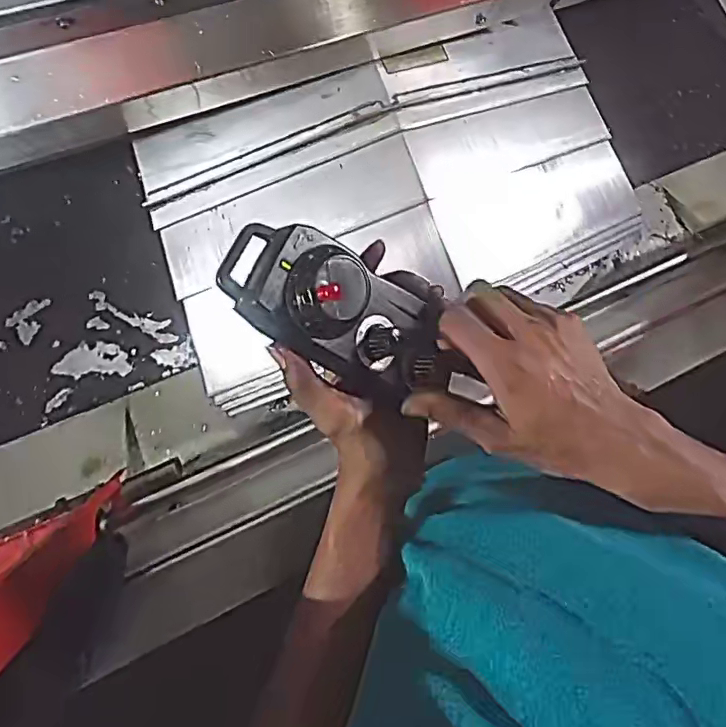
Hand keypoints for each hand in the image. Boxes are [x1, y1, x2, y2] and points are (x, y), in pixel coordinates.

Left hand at [272, 241, 435, 500]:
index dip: (358, 277)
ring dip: (422, 304)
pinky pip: (432, 345)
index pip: (348, 307)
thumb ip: (304, 382)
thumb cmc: (357, 447)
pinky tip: (447, 320)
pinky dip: (440, 330)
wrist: (391, 472)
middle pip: (384, 307)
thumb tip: (277, 348)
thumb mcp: (328, 411)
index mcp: (344, 358)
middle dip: (397, 285)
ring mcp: (397, 362)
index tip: (371, 254)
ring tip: (430, 293)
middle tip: (408, 275)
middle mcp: (370, 354)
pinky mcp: (421, 373)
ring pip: (410, 321)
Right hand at [401, 284, 705, 512]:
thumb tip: (417, 403)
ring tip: (493, 340)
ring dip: (491, 310)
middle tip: (465, 337)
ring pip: (506, 294)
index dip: (443, 326)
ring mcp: (551, 325)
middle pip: (480, 294)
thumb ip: (451, 412)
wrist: (611, 434)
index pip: (458, 317)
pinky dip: (520, 316)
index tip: (444, 343)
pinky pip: (533, 304)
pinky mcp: (568, 322)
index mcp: (506, 365)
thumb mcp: (498, 437)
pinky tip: (523, 343)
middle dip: (465, 311)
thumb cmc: (563, 441)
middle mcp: (528, 336)